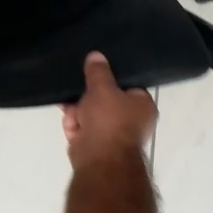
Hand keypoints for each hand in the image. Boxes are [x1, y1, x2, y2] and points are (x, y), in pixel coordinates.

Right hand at [61, 52, 156, 169]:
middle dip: (86, 97)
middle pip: (104, 99)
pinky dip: (74, 124)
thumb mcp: (102, 88)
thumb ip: (98, 71)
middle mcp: (131, 120)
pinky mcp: (95, 143)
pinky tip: (69, 122)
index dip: (109, 78)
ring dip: (77, 111)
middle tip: (77, 89)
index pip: (127, 85)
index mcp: (143, 106)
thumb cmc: (109, 119)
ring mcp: (113, 133)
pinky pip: (82, 127)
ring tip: (69, 108)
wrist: (99, 157)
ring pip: (90, 113)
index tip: (93, 72)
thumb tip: (96, 55)